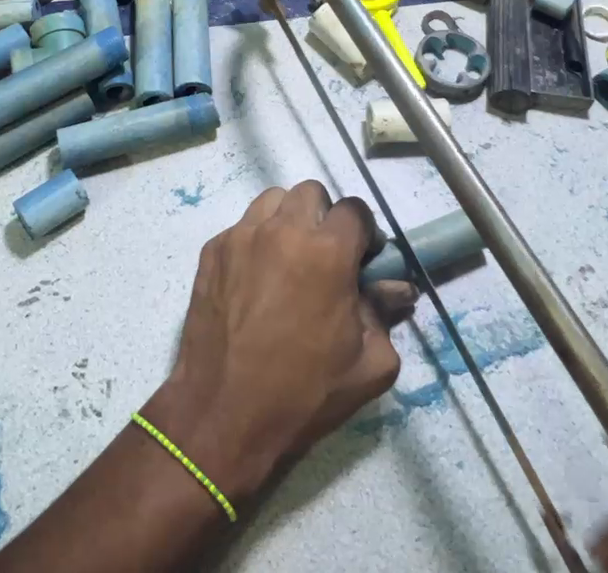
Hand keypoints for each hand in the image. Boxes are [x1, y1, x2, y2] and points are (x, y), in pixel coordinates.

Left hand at [141, 180, 417, 502]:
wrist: (225, 412)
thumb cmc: (305, 393)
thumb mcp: (371, 364)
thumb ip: (386, 314)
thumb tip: (395, 288)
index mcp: (328, 251)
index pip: (355, 209)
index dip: (363, 232)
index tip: (362, 259)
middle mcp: (283, 230)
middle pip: (311, 194)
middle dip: (324, 218)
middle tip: (324, 257)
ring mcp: (241, 237)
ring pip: (272, 200)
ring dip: (287, 220)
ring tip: (288, 260)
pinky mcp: (211, 251)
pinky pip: (241, 227)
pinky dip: (254, 240)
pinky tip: (255, 279)